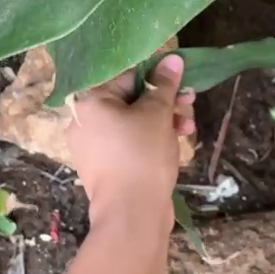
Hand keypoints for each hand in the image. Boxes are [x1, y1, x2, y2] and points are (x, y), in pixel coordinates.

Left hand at [67, 55, 195, 230]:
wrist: (131, 215)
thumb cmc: (142, 155)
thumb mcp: (157, 114)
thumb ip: (164, 85)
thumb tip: (172, 58)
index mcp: (89, 102)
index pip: (125, 76)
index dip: (156, 75)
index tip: (180, 78)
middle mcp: (85, 122)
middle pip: (129, 99)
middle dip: (163, 100)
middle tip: (189, 101)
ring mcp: (94, 146)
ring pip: (132, 122)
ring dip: (162, 119)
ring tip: (189, 125)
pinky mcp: (106, 166)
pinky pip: (129, 142)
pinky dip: (150, 138)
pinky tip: (177, 140)